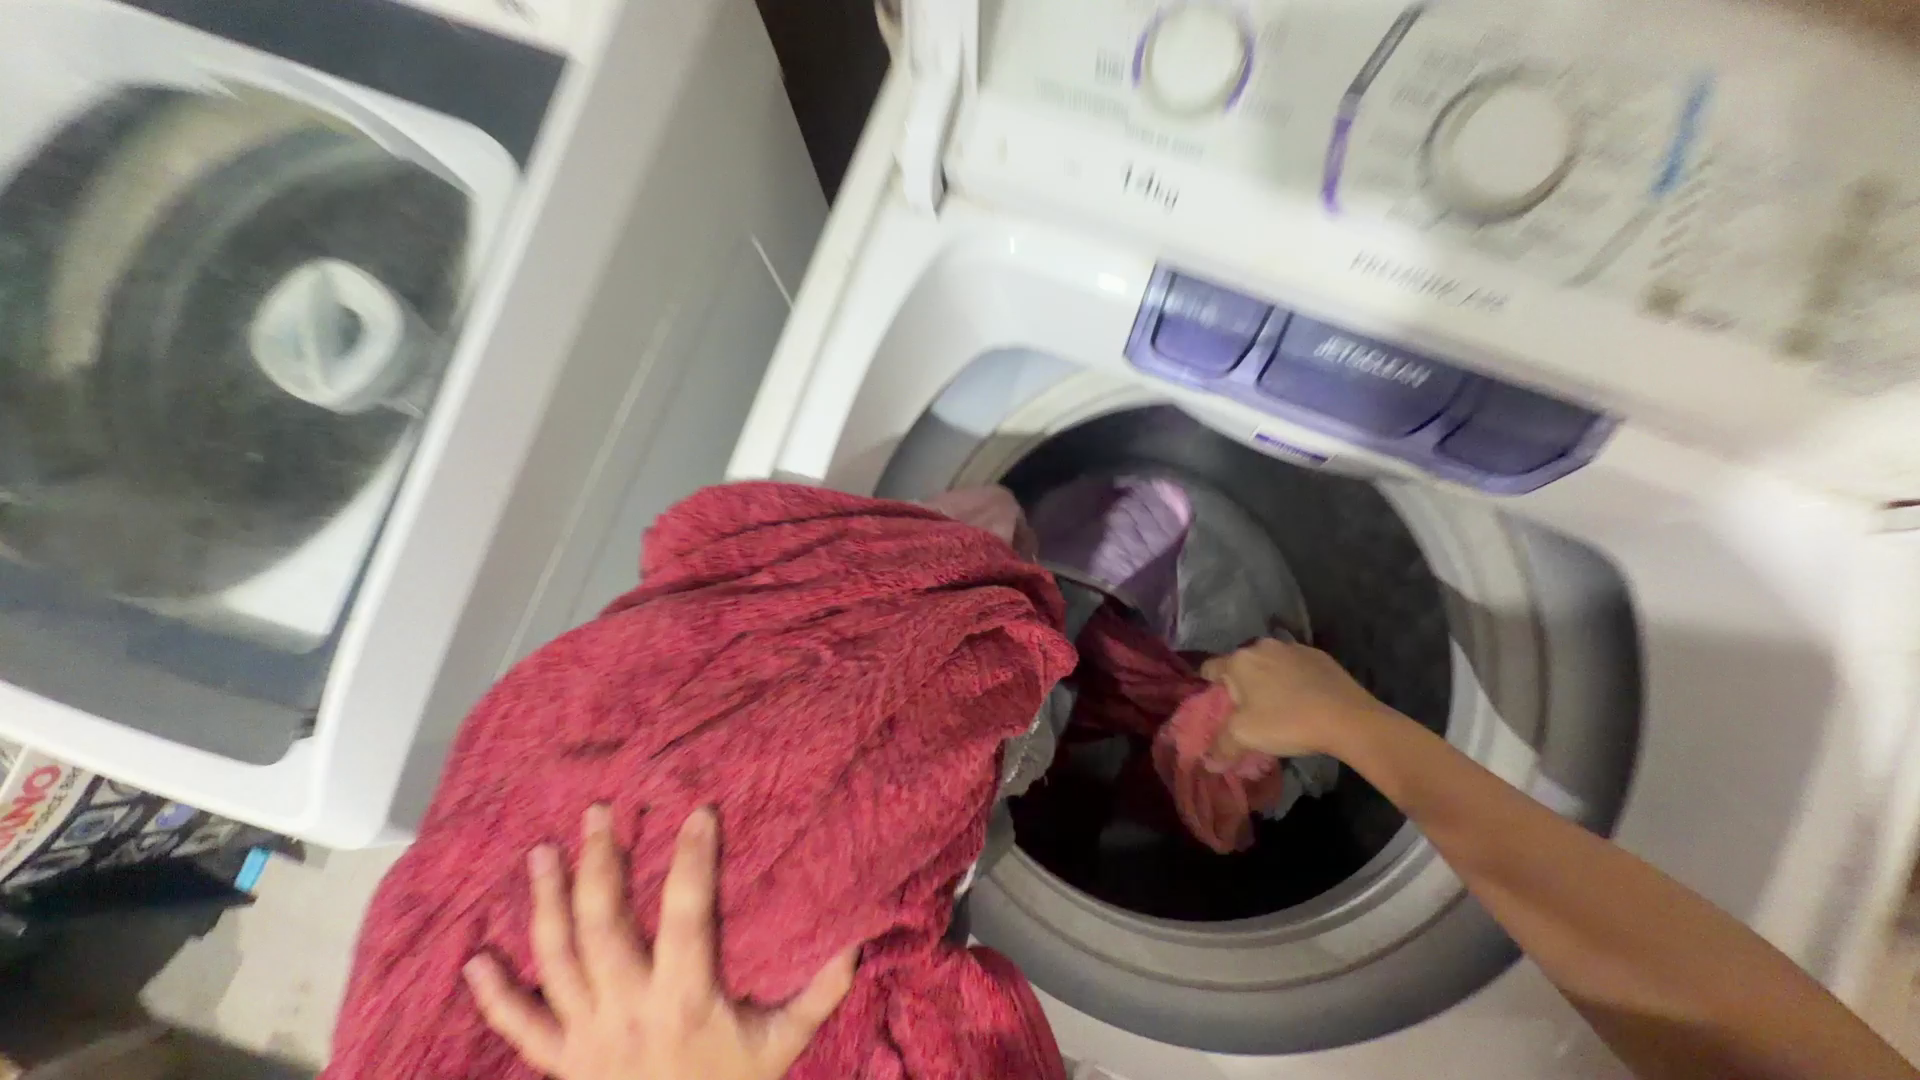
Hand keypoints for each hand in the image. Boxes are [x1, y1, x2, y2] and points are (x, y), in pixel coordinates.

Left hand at [463, 805, 857, 1079]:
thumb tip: (858, 942)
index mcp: (685, 1000)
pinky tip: (474, 962)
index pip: (689, 915)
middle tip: (599, 812)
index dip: (695, 860)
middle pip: (603, 926)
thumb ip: (819, 995)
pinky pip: (520, 1028)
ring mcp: (585, 1039)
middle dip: (600, 864)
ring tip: (543, 852)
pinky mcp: (560, 1063)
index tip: (700, 812)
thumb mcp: (781, 1048)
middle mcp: (626, 1011)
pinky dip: (496, 996)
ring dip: (546, 903)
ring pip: (557, 959)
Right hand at [1200, 638, 1390, 758]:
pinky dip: (1294, 680)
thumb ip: (1221, 746)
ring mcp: (1293, 648)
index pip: (1209, 668)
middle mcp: (1262, 646)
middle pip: (1240, 666)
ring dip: (1268, 681)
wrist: (1349, 719)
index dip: (1209, 689)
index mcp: (1238, 661)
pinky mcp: (1319, 655)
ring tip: (1280, 708)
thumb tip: (1209, 761)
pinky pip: (1295, 666)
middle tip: (1250, 713)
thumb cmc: (1287, 722)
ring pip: (1269, 664)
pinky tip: (1305, 701)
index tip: (1219, 709)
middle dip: (1241, 686)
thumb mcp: (1246, 738)